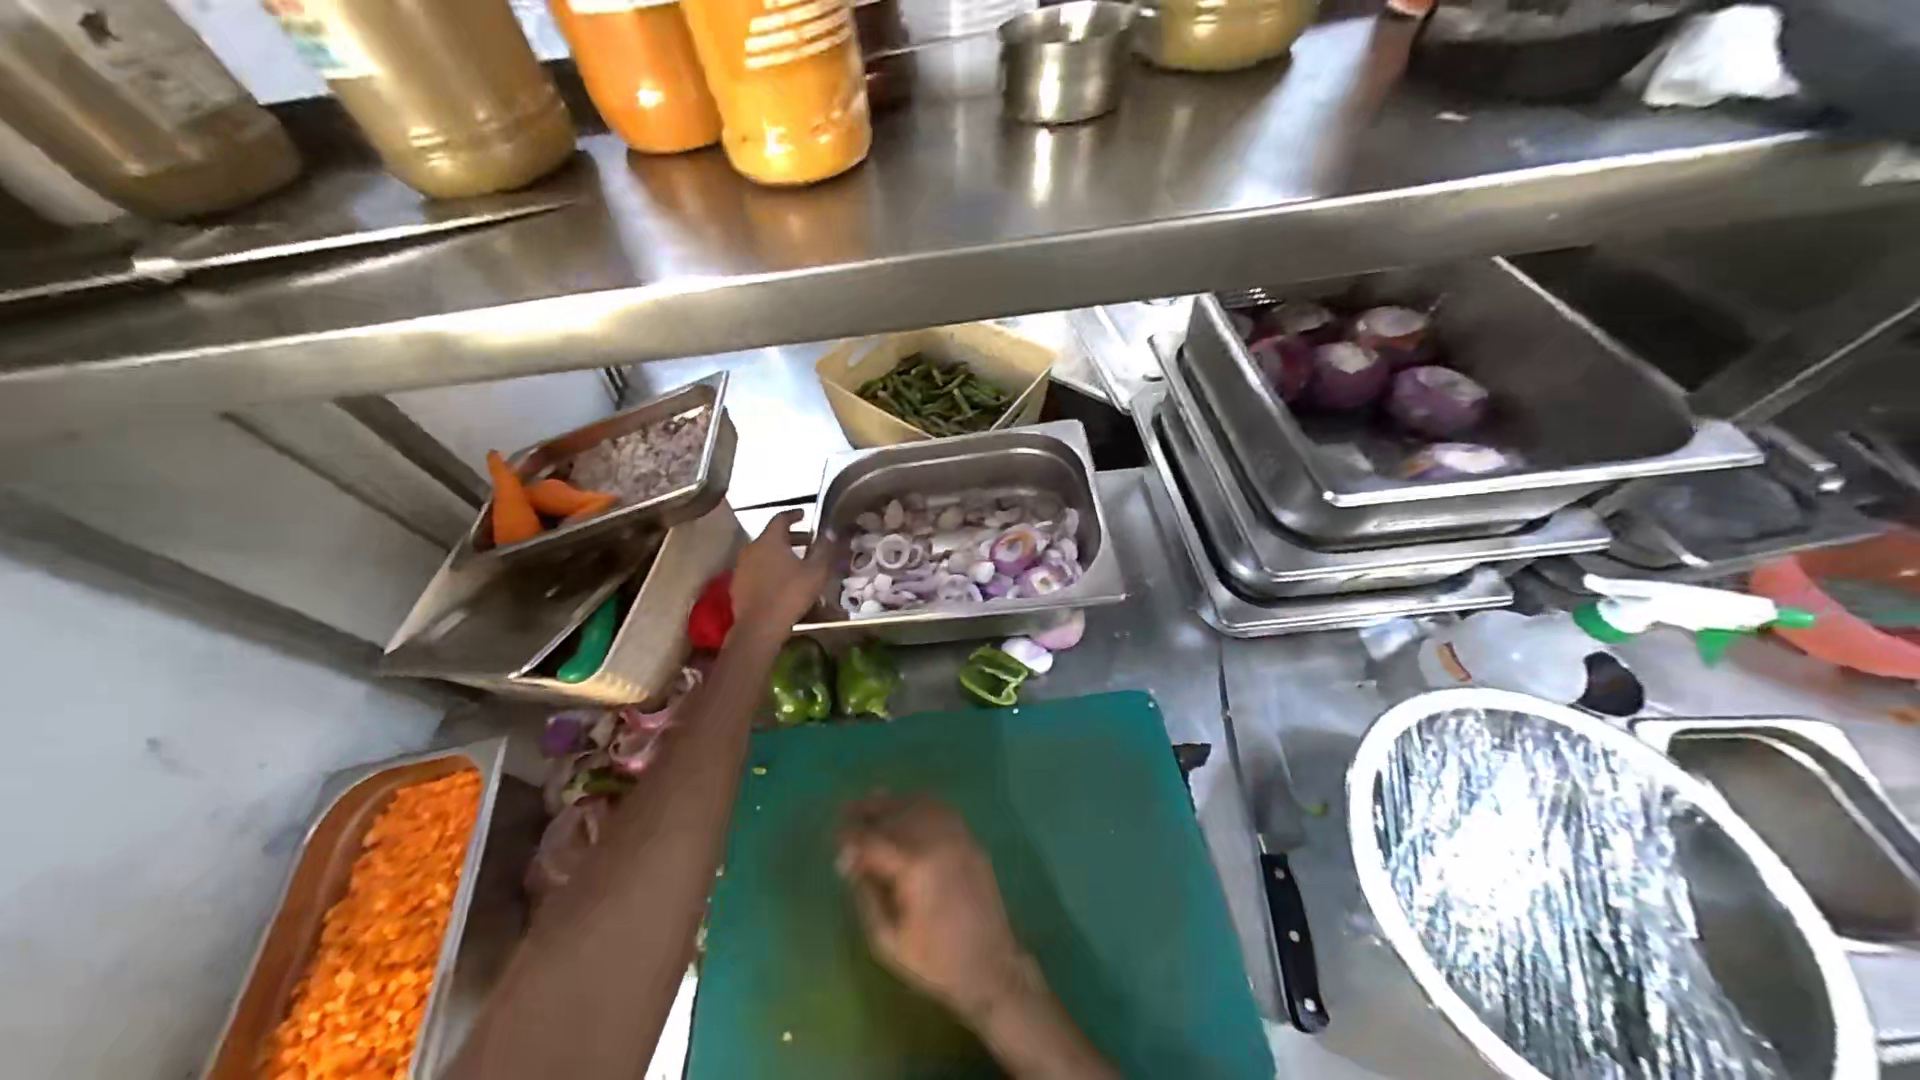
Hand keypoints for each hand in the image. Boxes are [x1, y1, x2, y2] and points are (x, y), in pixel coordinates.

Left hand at [731, 510, 837, 634]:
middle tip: (807, 542)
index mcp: (770, 540)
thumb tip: (832, 533)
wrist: (760, 626)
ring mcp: (741, 567)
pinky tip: (780, 582)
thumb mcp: (816, 571)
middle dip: (790, 537)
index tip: (804, 515)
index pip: (780, 518)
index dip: (793, 514)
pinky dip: (768, 569)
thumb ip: (825, 549)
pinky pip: (755, 570)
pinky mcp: (737, 585)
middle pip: (771, 536)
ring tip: (795, 563)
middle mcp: (751, 548)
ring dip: (778, 554)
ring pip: (762, 553)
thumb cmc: (790, 594)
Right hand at [837, 796, 1038, 1025]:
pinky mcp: (970, 840)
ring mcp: (957, 837)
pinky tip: (905, 811)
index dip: (850, 838)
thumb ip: (866, 897)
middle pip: (895, 811)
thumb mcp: (887, 941)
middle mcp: (936, 841)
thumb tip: (852, 865)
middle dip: (867, 811)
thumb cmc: (935, 962)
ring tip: (871, 807)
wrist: (992, 967)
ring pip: (918, 804)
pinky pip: (940, 809)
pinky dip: (918, 804)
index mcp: (914, 867)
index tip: (835, 843)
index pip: (873, 839)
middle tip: (845, 814)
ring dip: (892, 803)